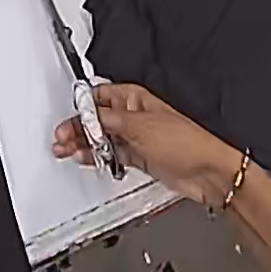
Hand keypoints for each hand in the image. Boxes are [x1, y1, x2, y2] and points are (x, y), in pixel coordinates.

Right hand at [52, 83, 244, 205]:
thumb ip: (107, 121)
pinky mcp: (138, 156)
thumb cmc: (186, 142)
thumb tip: (85, 118)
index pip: (97, 98)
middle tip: (61, 138)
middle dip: (77, 128)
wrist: (210, 173)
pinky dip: (96, 155)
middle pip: (95, 119)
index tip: (68, 119)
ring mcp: (135, 137)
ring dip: (82, 143)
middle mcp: (132, 115)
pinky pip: (110, 153)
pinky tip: (84, 157)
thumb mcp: (138, 126)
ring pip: (100, 137)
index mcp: (133, 98)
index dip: (81, 108)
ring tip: (65, 149)